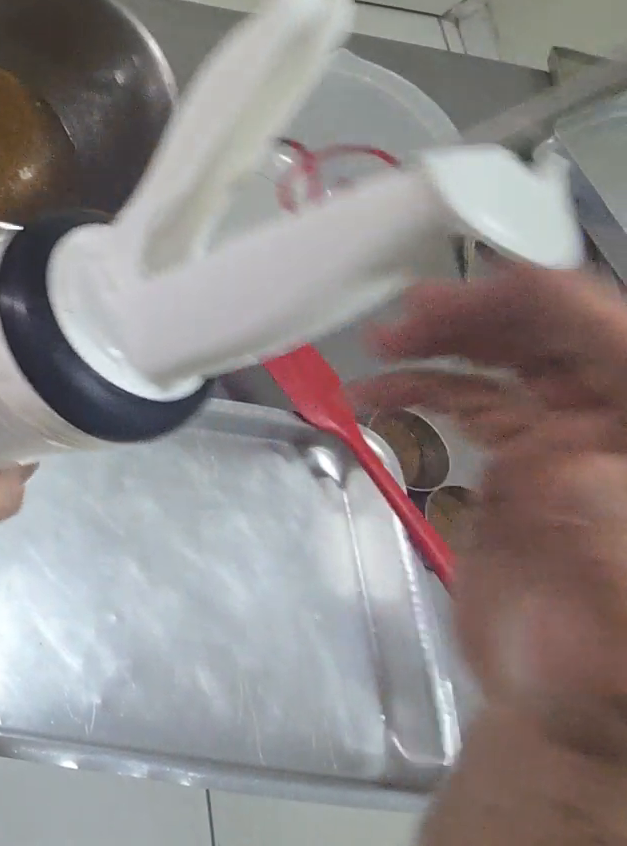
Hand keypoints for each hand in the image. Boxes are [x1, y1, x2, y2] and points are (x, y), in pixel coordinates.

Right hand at [352, 265, 626, 762]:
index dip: (569, 309)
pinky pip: (477, 400)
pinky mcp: (527, 464)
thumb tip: (568, 461)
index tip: (497, 275)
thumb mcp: (614, 622)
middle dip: (494, 314)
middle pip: (570, 345)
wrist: (567, 705)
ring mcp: (577, 450)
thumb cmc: (601, 676)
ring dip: (456, 336)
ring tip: (390, 332)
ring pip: (522, 361)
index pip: (621, 355)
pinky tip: (378, 389)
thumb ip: (598, 536)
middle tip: (413, 309)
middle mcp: (622, 441)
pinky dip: (423, 384)